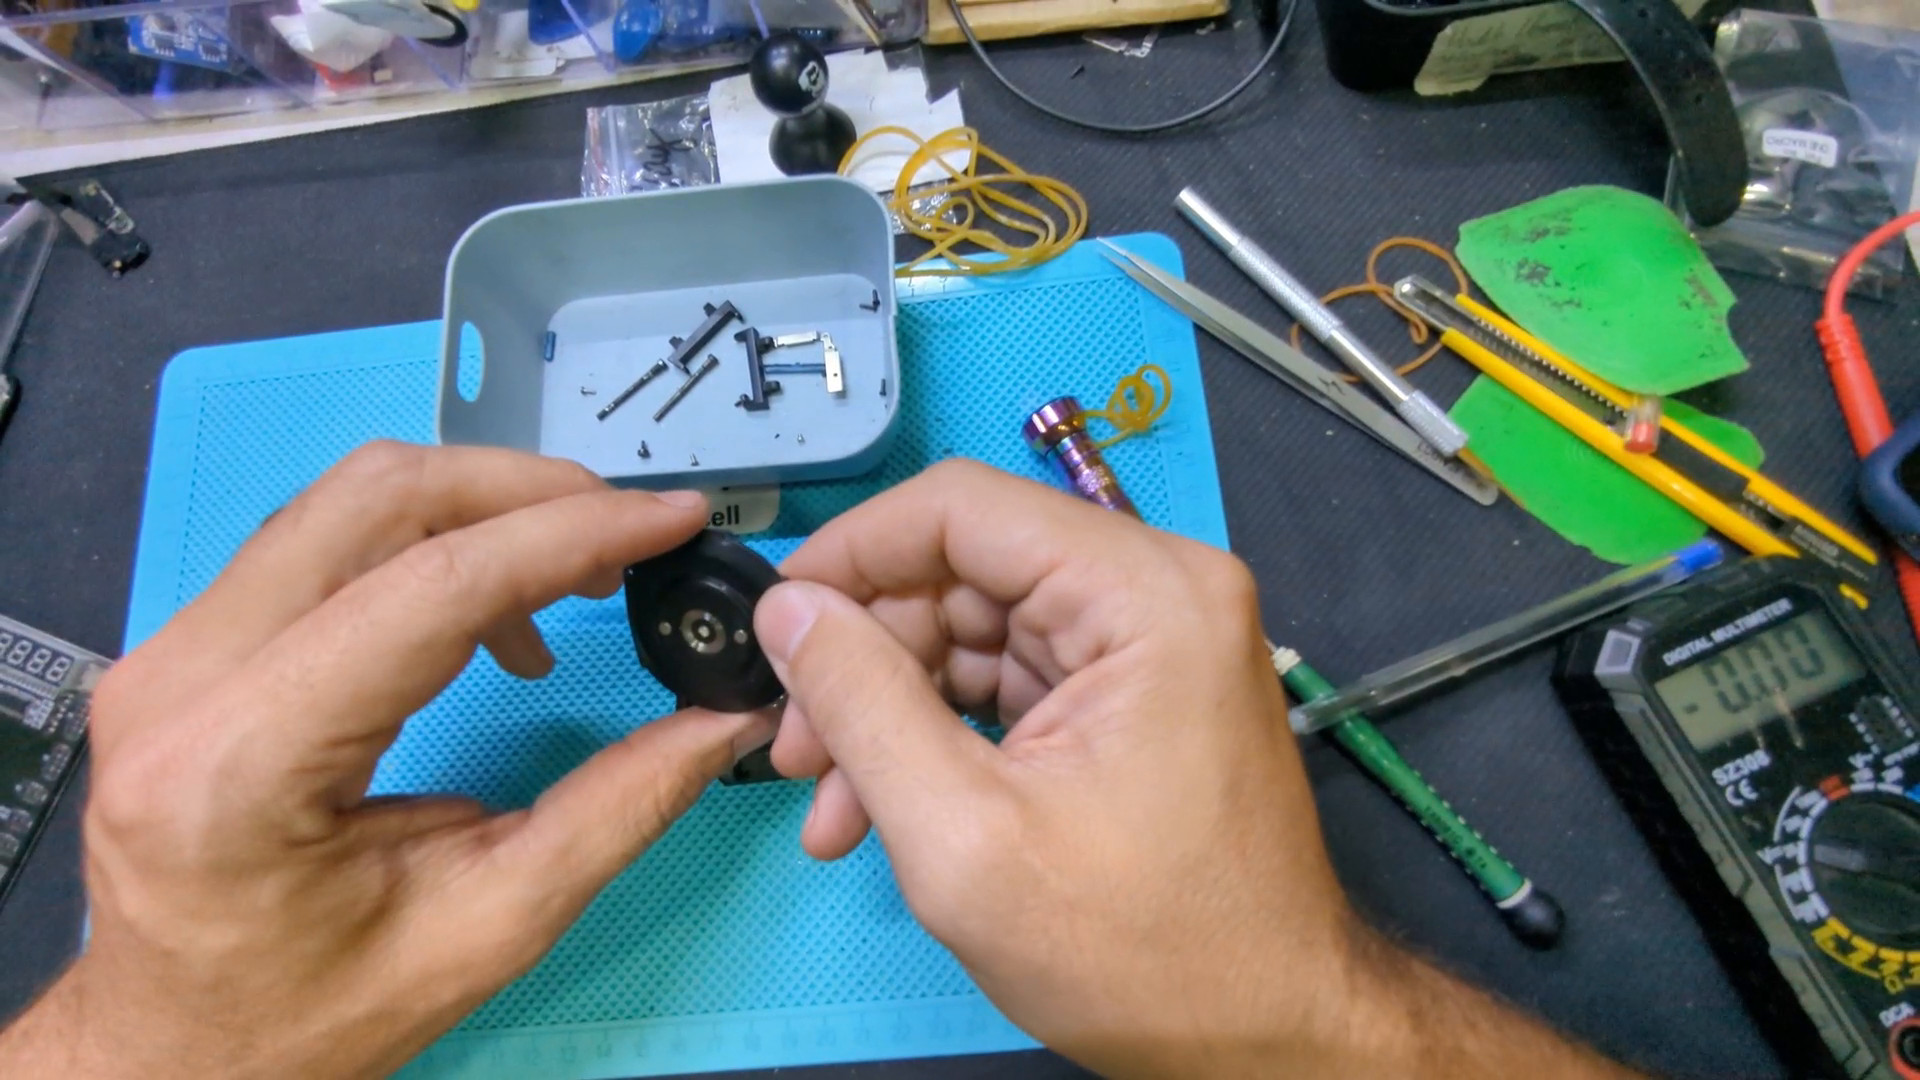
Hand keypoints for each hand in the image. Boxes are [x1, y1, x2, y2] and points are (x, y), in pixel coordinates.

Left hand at [0, 443, 772, 1078]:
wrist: (170, 1048)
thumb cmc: (327, 1005)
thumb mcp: (502, 919)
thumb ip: (630, 803)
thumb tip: (734, 713)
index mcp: (248, 760)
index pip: (439, 584)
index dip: (577, 532)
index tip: (677, 518)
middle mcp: (190, 671)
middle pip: (384, 493)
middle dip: (538, 489)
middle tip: (634, 535)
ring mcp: (184, 642)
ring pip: (361, 493)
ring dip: (499, 504)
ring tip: (586, 570)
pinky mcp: (208, 636)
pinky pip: (346, 533)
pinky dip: (455, 538)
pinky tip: (508, 618)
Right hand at [752, 460, 1628, 1077]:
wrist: (1268, 1038)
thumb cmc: (1140, 954)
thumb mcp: (964, 837)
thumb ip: (861, 703)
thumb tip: (786, 610)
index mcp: (1142, 591)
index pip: (962, 507)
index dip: (854, 550)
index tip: (778, 618)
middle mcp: (1152, 586)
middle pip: (963, 569)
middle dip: (866, 652)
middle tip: (796, 744)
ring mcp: (1141, 634)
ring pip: (971, 625)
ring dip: (892, 701)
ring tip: (832, 797)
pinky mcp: (1124, 682)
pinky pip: (1005, 671)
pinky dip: (938, 725)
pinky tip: (882, 799)